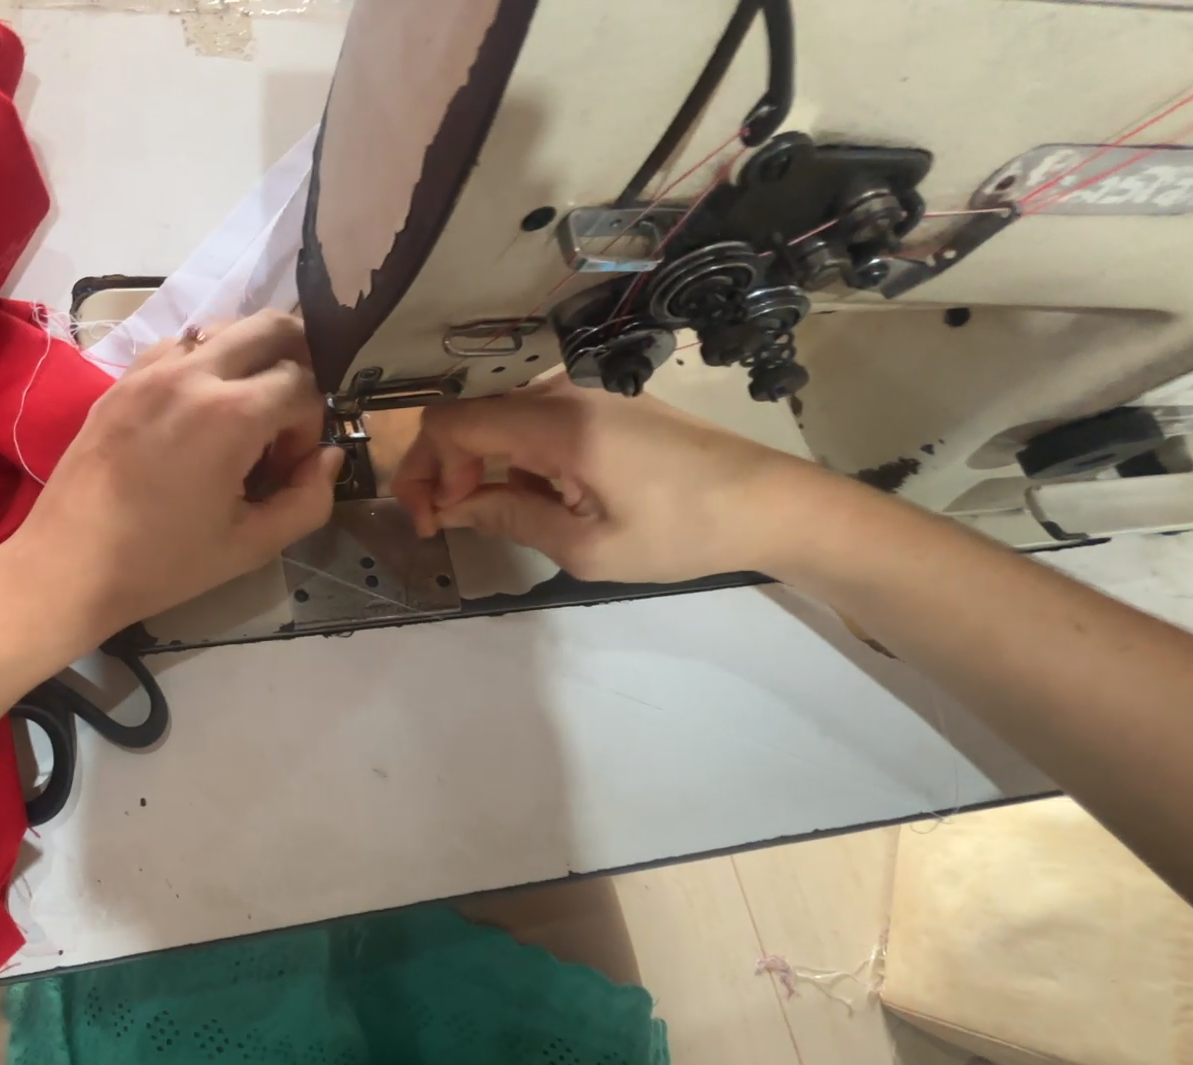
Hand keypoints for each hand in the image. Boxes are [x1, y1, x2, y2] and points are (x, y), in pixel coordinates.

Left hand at [7, 310, 342, 638]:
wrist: (68, 566)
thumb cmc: (162, 564)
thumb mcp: (252, 545)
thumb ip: (309, 499)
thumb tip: (328, 456)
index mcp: (231, 414)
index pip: (303, 384)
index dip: (311, 425)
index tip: (288, 467)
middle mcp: (193, 374)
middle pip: (272, 325)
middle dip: (298, 361)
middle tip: (288, 414)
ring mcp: (150, 371)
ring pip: (222, 327)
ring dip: (249, 358)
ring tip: (242, 413)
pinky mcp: (121, 380)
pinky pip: (177, 346)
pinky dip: (202, 362)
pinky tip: (195, 411)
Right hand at [392, 377, 811, 582]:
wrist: (770, 502)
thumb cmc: (682, 532)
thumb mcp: (585, 545)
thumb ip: (507, 518)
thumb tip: (449, 509)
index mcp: (556, 424)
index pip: (450, 425)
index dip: (422, 471)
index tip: (429, 520)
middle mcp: (560, 392)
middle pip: (465, 417)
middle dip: (440, 470)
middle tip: (444, 521)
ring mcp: (580, 391)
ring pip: (493, 420)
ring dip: (475, 466)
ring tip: (490, 514)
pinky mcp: (597, 401)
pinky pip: (527, 422)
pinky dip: (509, 458)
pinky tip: (533, 495)